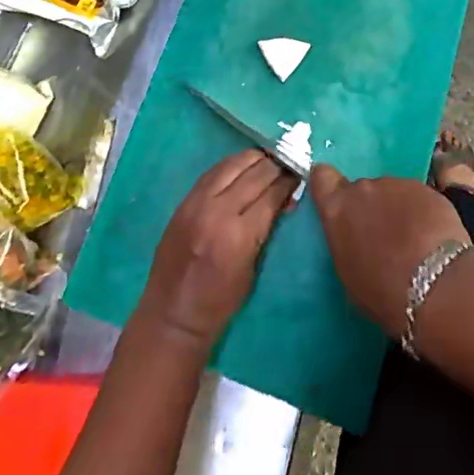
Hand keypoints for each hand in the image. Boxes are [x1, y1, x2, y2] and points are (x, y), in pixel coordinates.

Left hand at [137, 150, 297, 347]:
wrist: (173, 315)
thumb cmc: (220, 303)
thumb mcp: (253, 268)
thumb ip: (267, 229)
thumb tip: (284, 199)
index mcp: (240, 234)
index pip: (271, 192)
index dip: (289, 180)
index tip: (301, 174)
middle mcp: (217, 211)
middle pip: (254, 173)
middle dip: (276, 166)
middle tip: (289, 163)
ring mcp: (196, 203)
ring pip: (231, 165)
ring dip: (253, 160)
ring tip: (268, 160)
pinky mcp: (183, 202)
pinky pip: (212, 173)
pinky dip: (231, 166)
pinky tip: (243, 167)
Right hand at [307, 163, 469, 336]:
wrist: (435, 286)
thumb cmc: (382, 291)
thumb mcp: (348, 272)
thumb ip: (346, 242)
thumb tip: (356, 239)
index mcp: (338, 208)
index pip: (322, 177)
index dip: (329, 186)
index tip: (338, 201)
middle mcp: (364, 188)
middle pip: (362, 190)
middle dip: (370, 207)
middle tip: (383, 237)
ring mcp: (398, 185)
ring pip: (392, 194)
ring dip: (397, 210)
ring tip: (413, 241)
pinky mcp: (428, 190)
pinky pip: (418, 199)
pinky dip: (422, 213)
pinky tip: (432, 238)